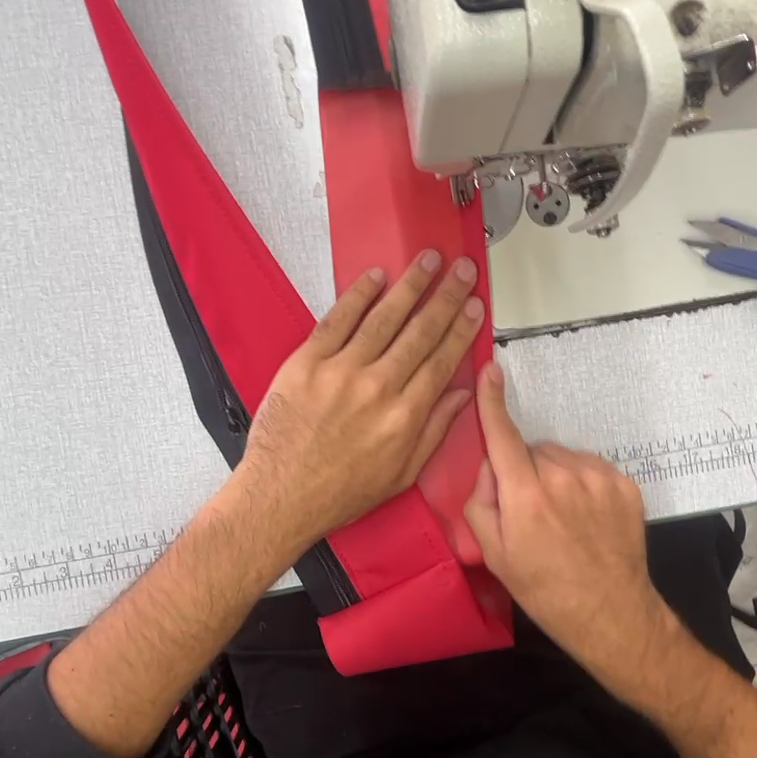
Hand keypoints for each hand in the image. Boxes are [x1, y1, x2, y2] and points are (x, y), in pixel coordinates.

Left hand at [234, 250, 483, 552]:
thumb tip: (460, 397)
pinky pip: (337, 320)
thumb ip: (435, 431)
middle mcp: (378, 387)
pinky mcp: (306, 363)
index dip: (462, 329)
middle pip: (421, 331)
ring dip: (410, 285)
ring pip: (384, 317)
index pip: (442, 360)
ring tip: (428, 261)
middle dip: (446, 296)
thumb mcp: (402, 475)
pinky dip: (358, 296)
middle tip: (461, 271)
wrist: (282, 496)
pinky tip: (376, 277)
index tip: (474, 307)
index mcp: (405, 416)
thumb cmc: (339, 492)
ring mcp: (341, 371)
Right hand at [463, 363, 669, 667]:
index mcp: (526, 495)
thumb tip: (490, 469)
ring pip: (561, 457)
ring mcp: (599, 478)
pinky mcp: (625, 484)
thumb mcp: (494, 554)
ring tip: (563, 517)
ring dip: (555, 475)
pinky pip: (590, 467)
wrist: (610, 612)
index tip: (490, 370)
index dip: (493, 403)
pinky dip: (582, 483)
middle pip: (531, 452)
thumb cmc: (543, 589)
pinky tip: (586, 516)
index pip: (503, 436)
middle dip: (525, 471)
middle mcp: (563, 476)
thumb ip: (481, 502)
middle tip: (531, 512)